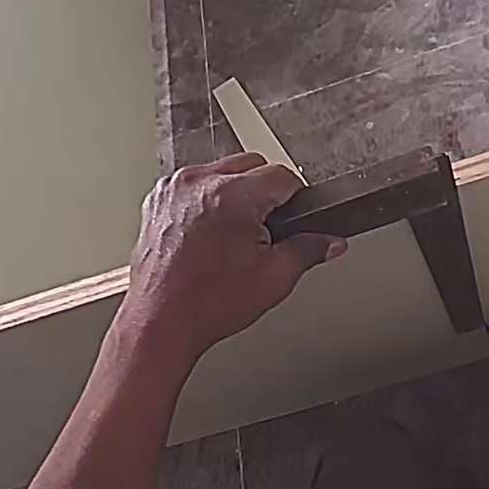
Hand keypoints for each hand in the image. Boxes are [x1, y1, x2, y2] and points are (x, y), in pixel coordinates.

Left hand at [117, 153, 344, 367]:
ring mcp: (174, 189)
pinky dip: (206, 202)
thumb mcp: (273, 279)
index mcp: (231, 197)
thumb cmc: (206, 305)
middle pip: (251, 166)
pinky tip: (208, 238)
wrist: (160, 322)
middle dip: (263, 194)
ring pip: (222, 172)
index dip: (296, 199)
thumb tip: (329, 242)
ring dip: (234, 195)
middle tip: (262, 234)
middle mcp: (199, 184)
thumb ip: (308, 251)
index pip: (282, 175)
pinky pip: (195, 186)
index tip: (293, 218)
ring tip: (231, 239)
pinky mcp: (159, 199)